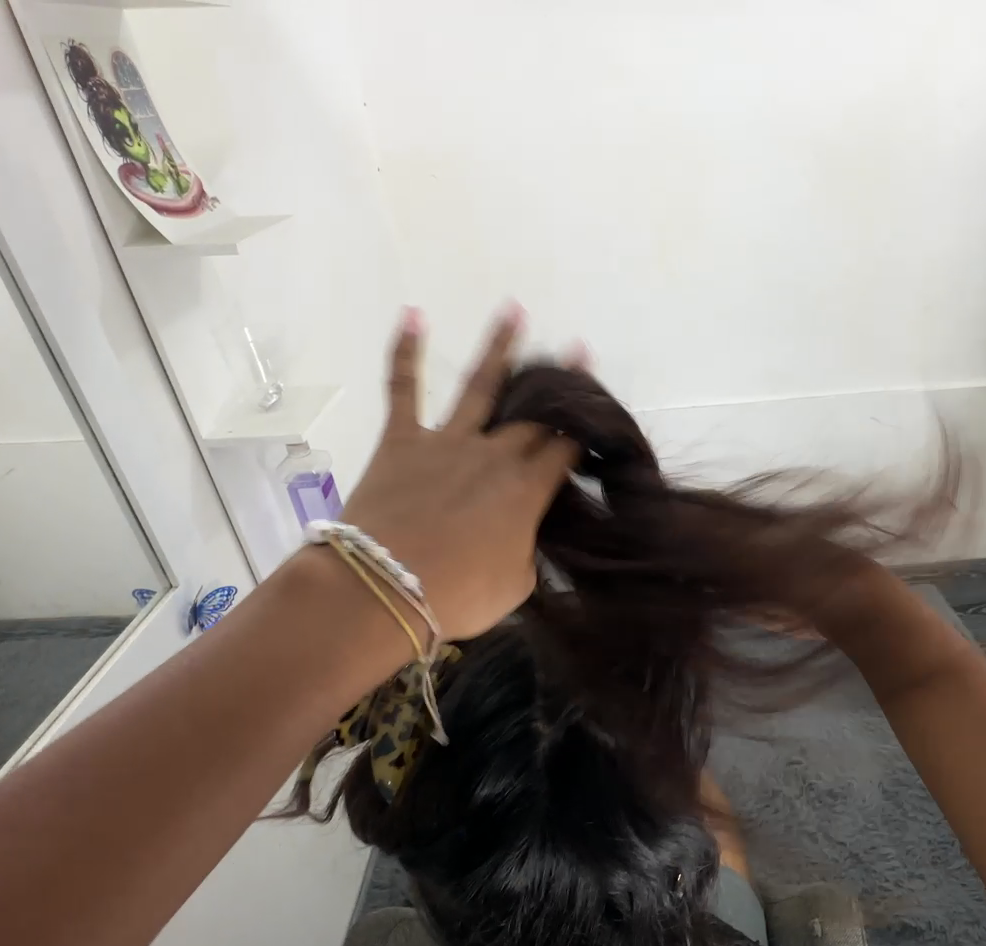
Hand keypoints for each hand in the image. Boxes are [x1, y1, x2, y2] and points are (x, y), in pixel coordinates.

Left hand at [339, 307, 579, 640]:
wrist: (384, 588)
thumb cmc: (457, 596)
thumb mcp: (516, 585)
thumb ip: (528, 550)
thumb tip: (524, 532)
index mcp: (527, 490)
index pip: (566, 451)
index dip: (586, 431)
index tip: (600, 415)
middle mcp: (495, 454)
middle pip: (534, 415)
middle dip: (561, 385)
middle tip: (579, 352)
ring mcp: (447, 441)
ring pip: (480, 384)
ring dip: (500, 346)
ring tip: (514, 309)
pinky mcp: (402, 440)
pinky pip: (403, 388)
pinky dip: (406, 351)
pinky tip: (414, 314)